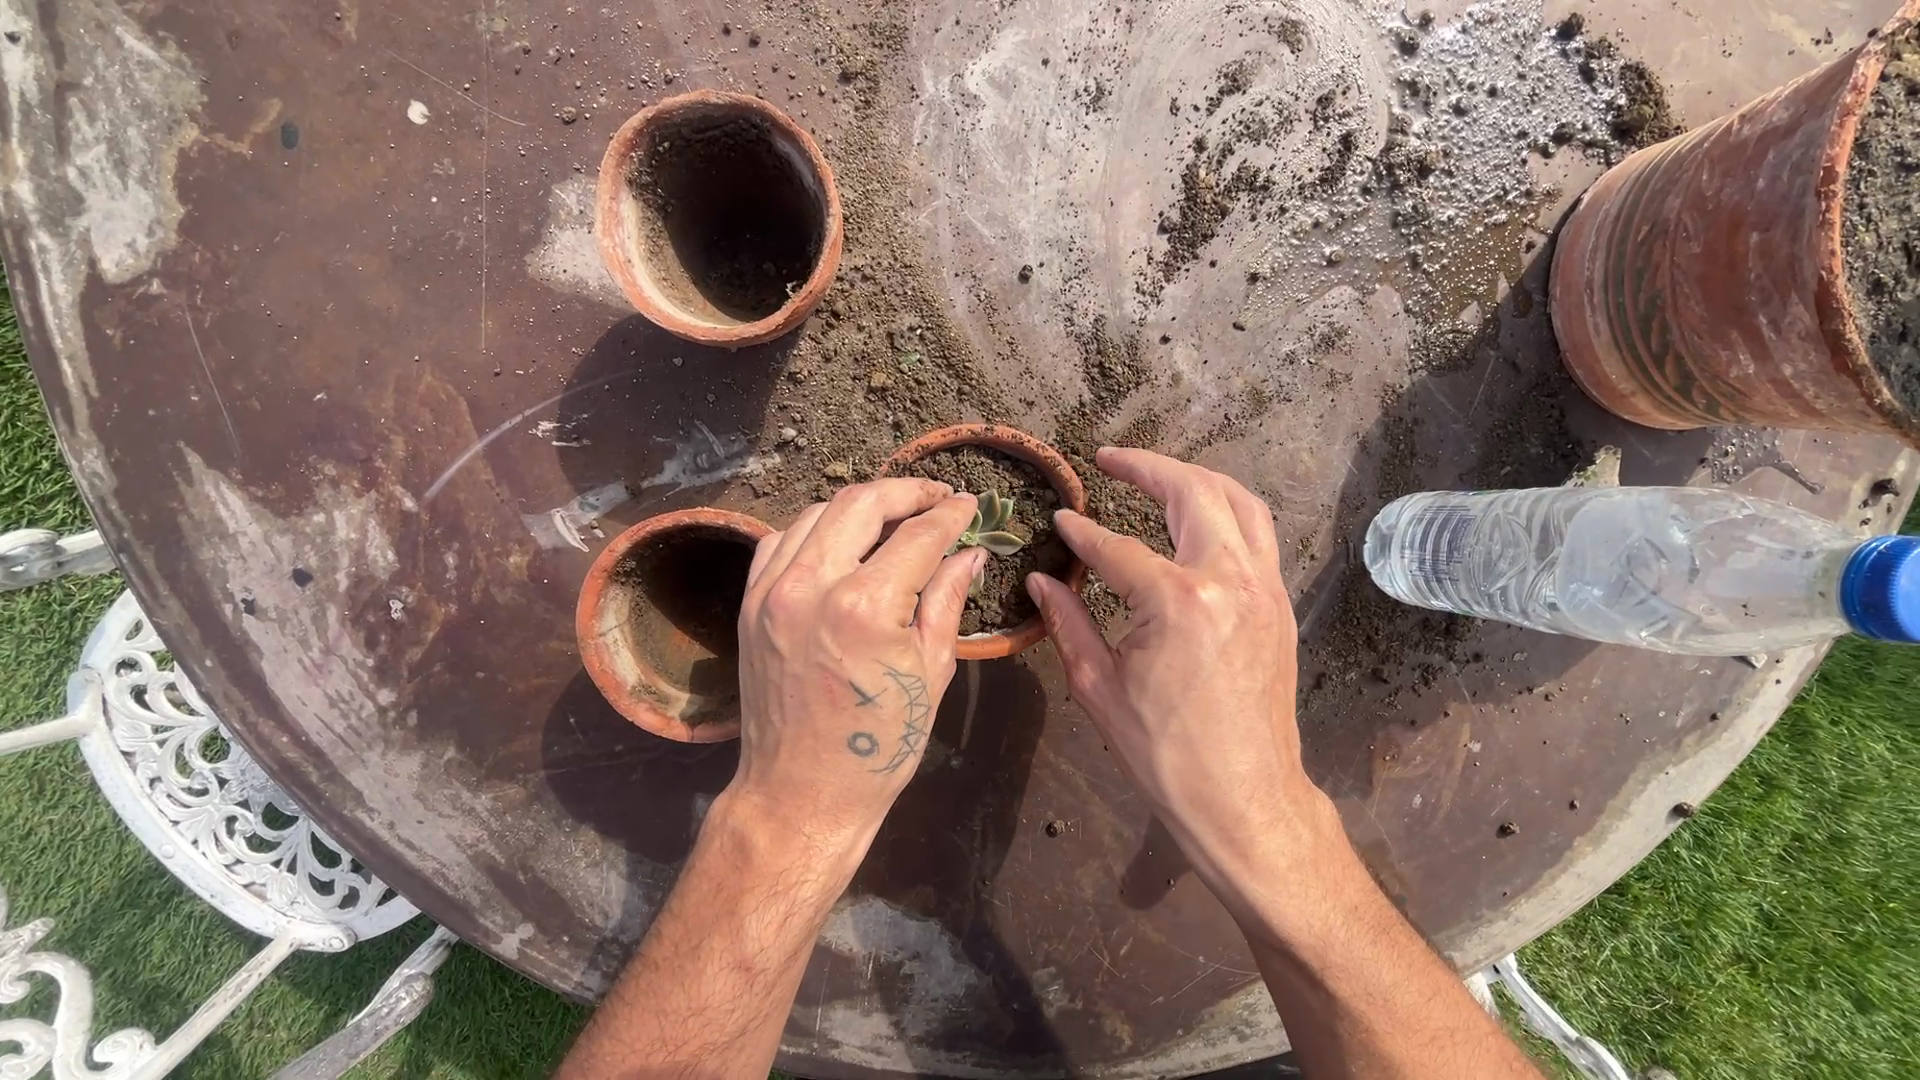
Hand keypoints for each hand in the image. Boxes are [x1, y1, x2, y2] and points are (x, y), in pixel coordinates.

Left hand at [729, 478, 986, 864]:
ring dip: (861, 504)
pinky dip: (816, 528)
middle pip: (862, 503)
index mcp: (866, 606)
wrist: (801, 792)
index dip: (951, 514)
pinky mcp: (749, 603)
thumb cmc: (880, 745)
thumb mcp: (931, 672)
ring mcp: (771, 591)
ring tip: (895, 514)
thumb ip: (947, 599)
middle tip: (937, 497)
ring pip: (817, 512)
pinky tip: (841, 539)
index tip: (970, 505)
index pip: (918, 535)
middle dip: (907, 491)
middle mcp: (811, 585)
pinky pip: (781, 540)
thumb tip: (971, 554)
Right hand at [1025, 448, 1332, 894]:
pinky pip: (1258, 533)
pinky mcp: (1279, 603)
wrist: (1245, 797)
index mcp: (1177, 601)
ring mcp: (1264, 588)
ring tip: (1156, 474)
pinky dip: (1226, 509)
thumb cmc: (1163, 752)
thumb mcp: (1098, 687)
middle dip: (1147, 467)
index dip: (1082, 533)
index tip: (1059, 520)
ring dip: (1195, 478)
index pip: (1117, 547)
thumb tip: (1042, 581)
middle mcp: (1228, 579)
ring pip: (1238, 502)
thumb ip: (1068, 623)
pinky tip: (1198, 517)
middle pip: (1192, 493)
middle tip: (1111, 458)